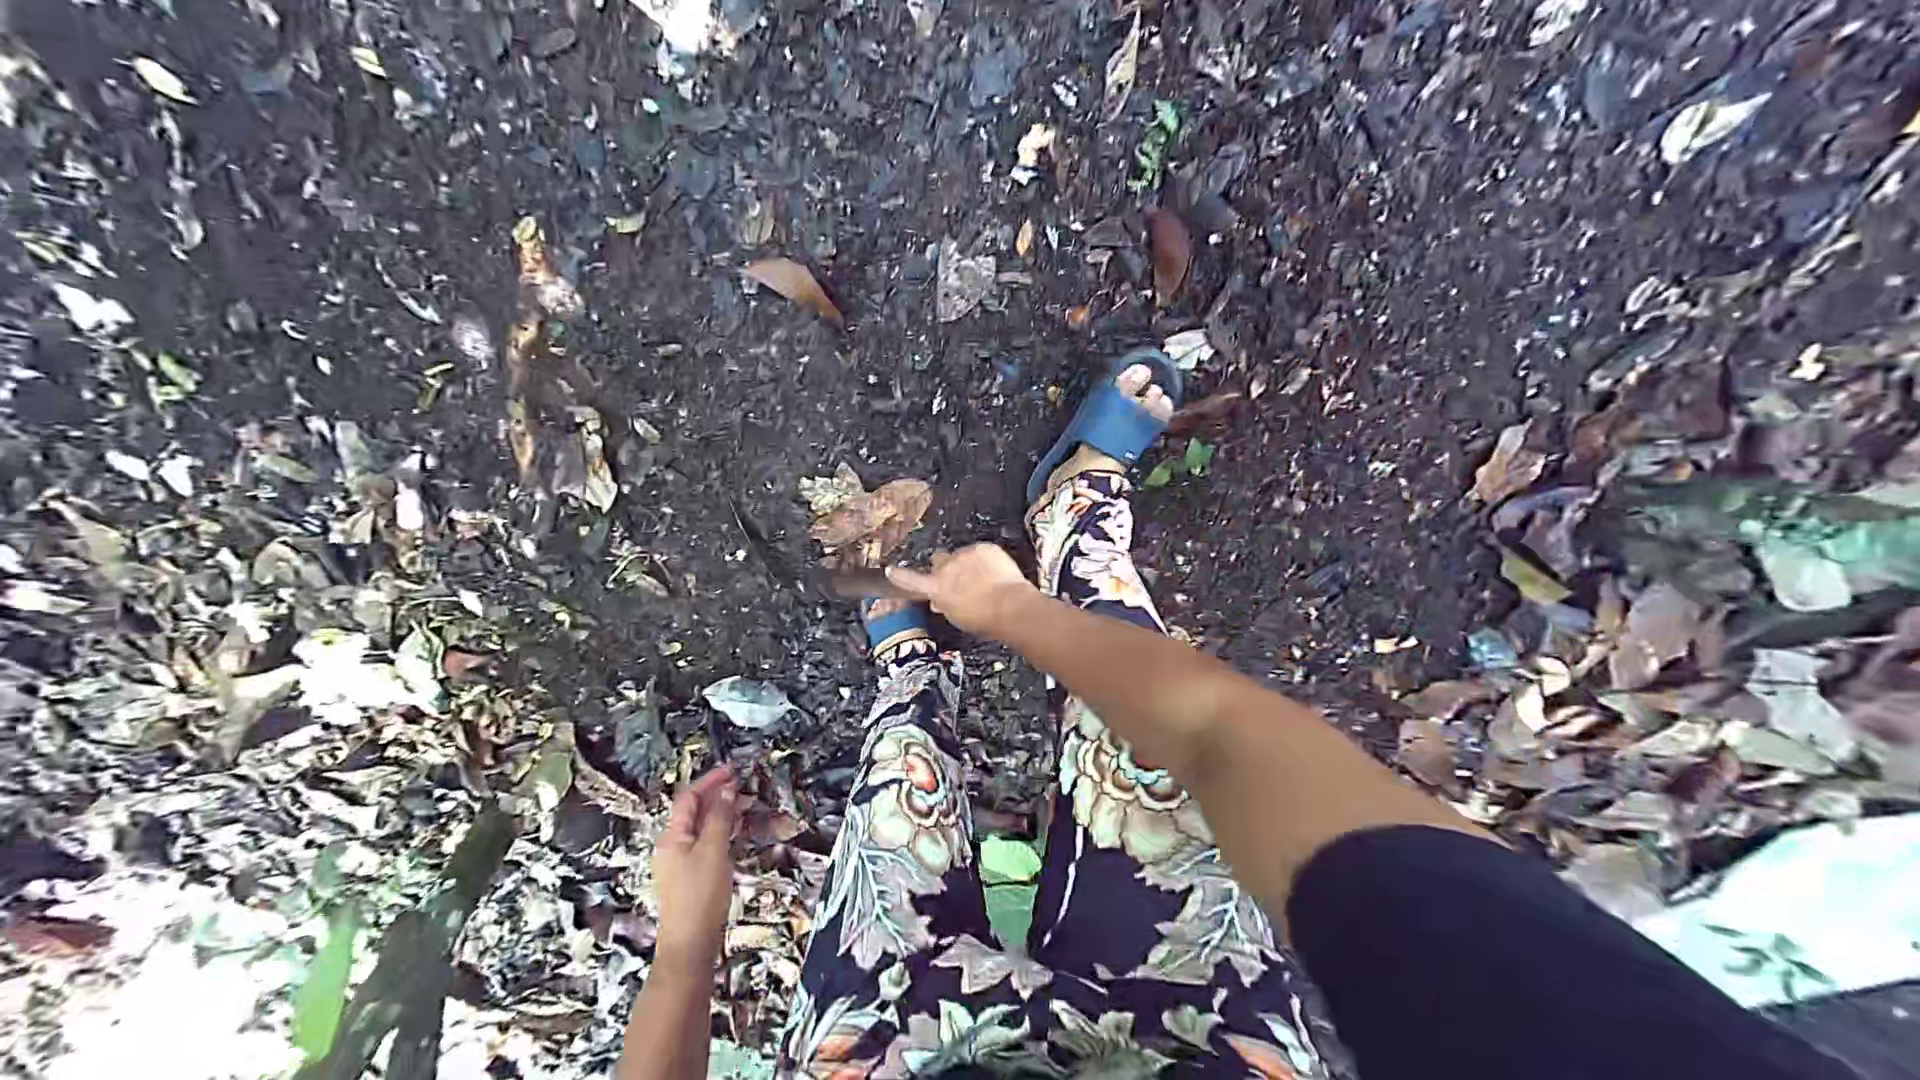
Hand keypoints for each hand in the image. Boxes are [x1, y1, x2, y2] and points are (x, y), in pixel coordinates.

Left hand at [652, 766, 740, 969]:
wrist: (690, 946)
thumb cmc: (699, 897)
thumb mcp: (713, 850)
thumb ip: (719, 818)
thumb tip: (725, 791)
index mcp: (671, 837)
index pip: (689, 798)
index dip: (710, 781)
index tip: (731, 771)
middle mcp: (672, 846)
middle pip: (694, 811)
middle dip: (717, 795)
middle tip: (742, 786)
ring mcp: (680, 862)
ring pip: (701, 827)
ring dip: (721, 812)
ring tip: (744, 804)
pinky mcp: (691, 875)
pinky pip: (706, 842)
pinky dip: (721, 831)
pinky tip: (736, 831)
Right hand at [887, 544, 1039, 637]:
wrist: (1011, 607)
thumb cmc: (985, 619)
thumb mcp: (958, 618)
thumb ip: (945, 604)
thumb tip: (939, 600)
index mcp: (937, 588)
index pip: (911, 580)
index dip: (900, 575)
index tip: (891, 570)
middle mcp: (947, 568)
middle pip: (938, 560)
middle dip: (945, 567)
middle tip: (960, 580)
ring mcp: (965, 555)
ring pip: (961, 554)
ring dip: (967, 563)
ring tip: (984, 579)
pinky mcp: (983, 548)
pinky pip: (980, 550)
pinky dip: (985, 559)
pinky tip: (994, 572)